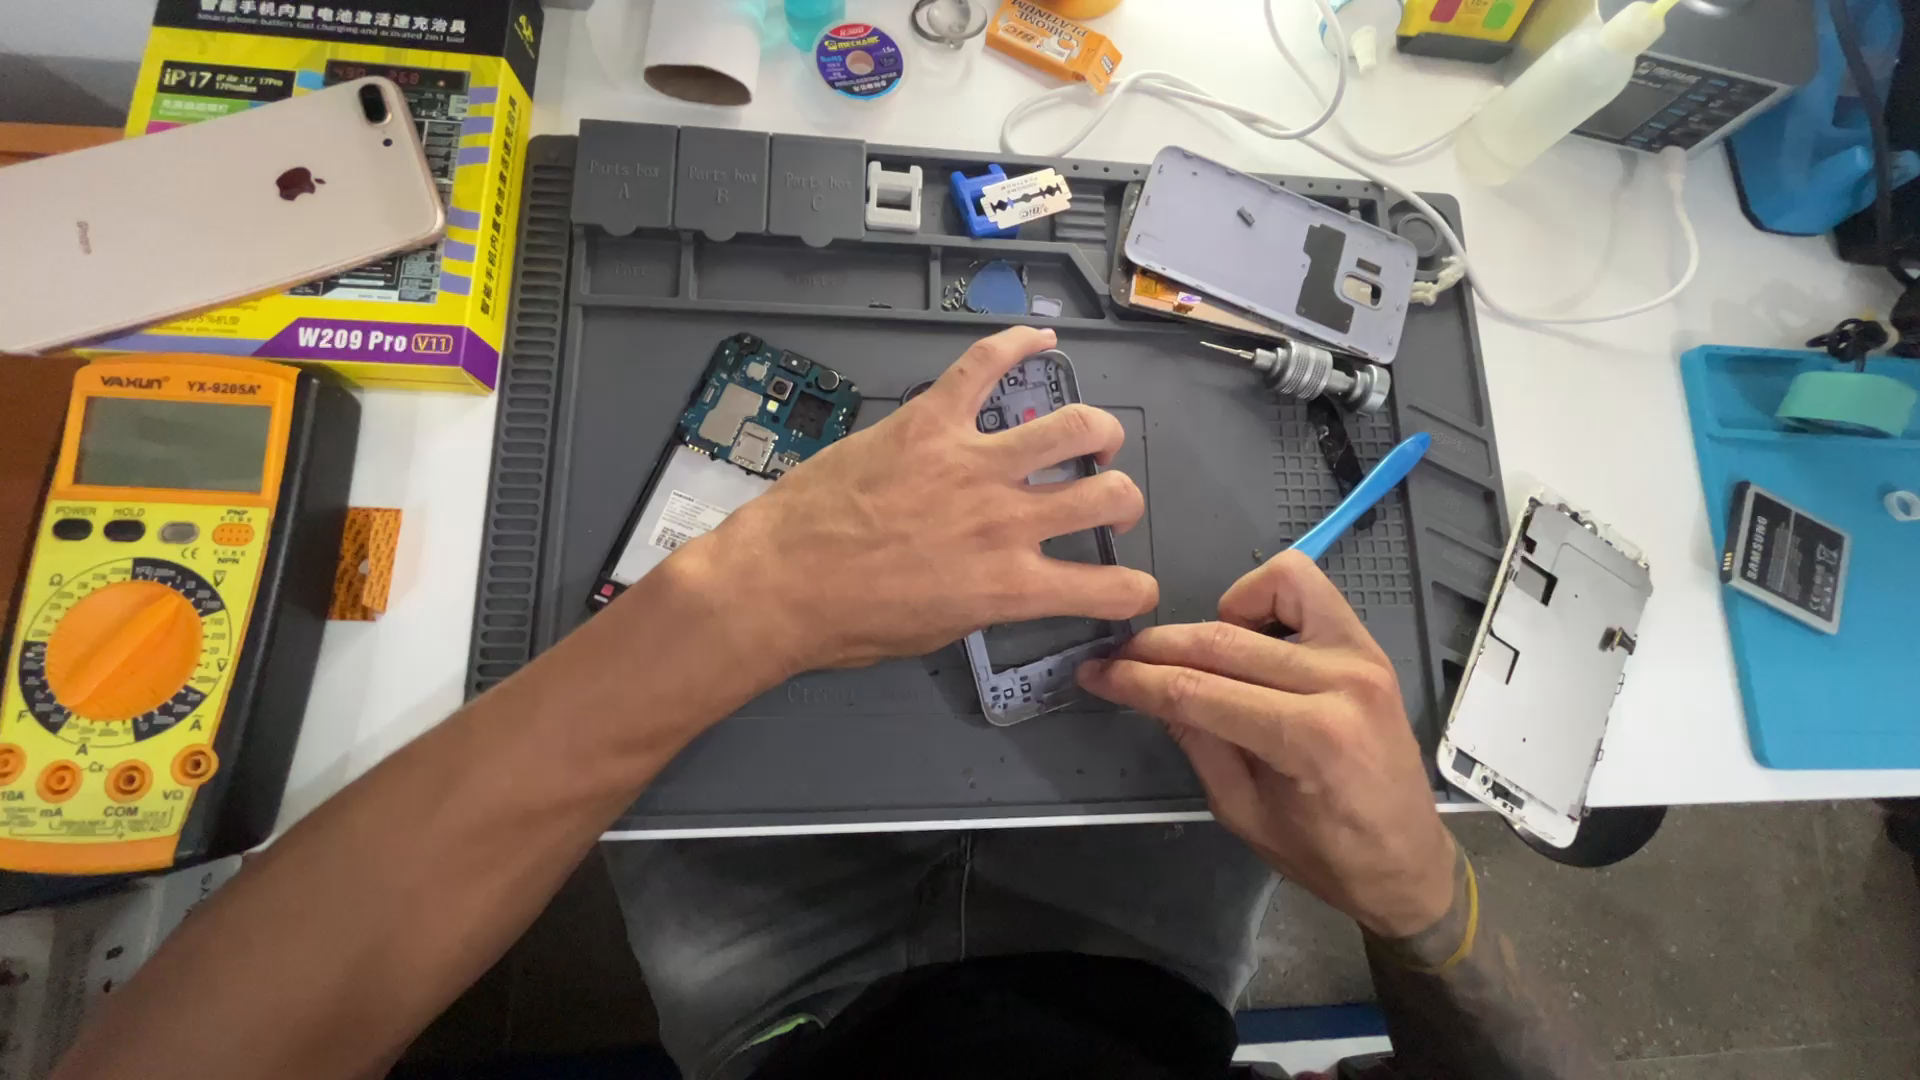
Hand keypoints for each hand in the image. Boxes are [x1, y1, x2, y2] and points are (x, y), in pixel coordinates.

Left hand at [696, 326, 1157, 671]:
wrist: (777, 584)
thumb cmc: (845, 621)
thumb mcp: (935, 632)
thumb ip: (986, 601)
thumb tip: (1001, 581)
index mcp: (1009, 586)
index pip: (1107, 589)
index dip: (1134, 592)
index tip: (1132, 588)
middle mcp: (1006, 521)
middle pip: (1108, 495)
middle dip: (1123, 499)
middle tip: (1110, 499)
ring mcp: (971, 464)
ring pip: (1070, 425)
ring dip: (1096, 430)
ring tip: (1092, 434)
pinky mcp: (929, 422)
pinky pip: (984, 366)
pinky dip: (1017, 346)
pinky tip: (1038, 340)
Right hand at [1077, 551, 1454, 938]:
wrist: (1410, 864)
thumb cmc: (1324, 854)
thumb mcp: (1240, 810)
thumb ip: (1195, 740)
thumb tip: (1145, 689)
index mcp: (1308, 740)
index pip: (1195, 691)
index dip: (1134, 680)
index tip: (1094, 673)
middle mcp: (1337, 684)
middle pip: (1217, 644)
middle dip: (1152, 648)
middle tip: (1116, 659)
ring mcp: (1358, 656)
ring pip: (1261, 594)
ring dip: (1209, 620)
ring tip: (1197, 656)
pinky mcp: (1367, 645)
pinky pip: (1304, 586)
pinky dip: (1262, 595)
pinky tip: (1248, 633)